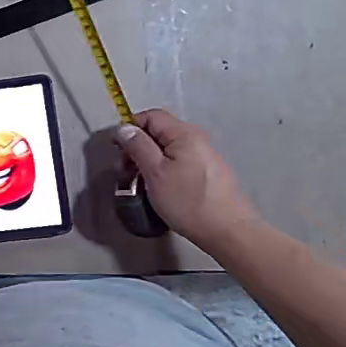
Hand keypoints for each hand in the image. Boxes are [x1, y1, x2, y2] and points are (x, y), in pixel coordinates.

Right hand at [111, 108, 262, 252]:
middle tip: (124, 170)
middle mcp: (197, 138)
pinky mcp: (208, 172)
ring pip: (168, 149)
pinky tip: (160, 188)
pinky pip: (178, 161)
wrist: (228, 231)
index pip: (151, 116)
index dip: (130, 127)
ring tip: (139, 182)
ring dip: (148, 160)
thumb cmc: (188, 201)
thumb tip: (124, 128)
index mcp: (184, 134)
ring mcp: (204, 155)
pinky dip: (163, 169)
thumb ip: (137, 146)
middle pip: (159, 132)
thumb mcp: (155, 173)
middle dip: (137, 147)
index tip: (117, 149)